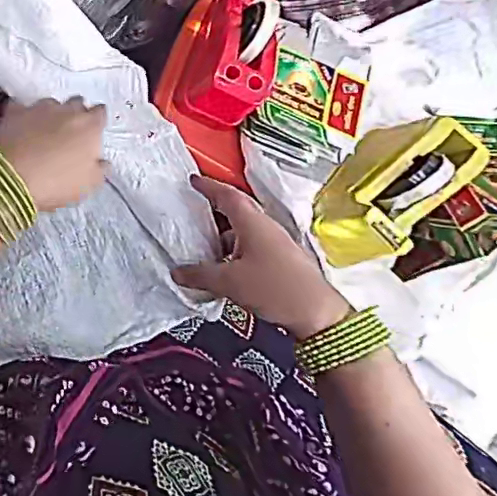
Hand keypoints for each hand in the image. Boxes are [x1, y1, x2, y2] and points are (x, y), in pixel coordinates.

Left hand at [0, 99, 107, 212]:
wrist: (11, 177)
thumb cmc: (55, 182)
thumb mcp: (87, 185)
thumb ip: (99, 170)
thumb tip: (102, 162)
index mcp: (89, 126)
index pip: (100, 114)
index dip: (96, 122)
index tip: (93, 132)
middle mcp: (67, 110)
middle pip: (76, 103)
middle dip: (75, 114)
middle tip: (70, 133)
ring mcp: (39, 108)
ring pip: (50, 104)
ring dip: (50, 114)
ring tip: (44, 132)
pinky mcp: (14, 111)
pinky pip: (22, 108)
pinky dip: (23, 115)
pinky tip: (20, 128)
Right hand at [172, 175, 353, 339]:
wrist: (317, 314)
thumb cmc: (276, 288)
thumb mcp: (229, 282)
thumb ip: (199, 275)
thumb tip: (178, 273)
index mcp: (252, 223)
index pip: (227, 195)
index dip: (209, 186)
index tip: (194, 180)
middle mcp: (265, 227)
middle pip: (236, 210)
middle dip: (214, 210)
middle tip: (194, 211)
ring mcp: (275, 243)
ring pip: (243, 231)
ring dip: (223, 235)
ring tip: (203, 247)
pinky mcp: (281, 260)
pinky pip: (251, 246)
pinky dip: (234, 251)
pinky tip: (224, 268)